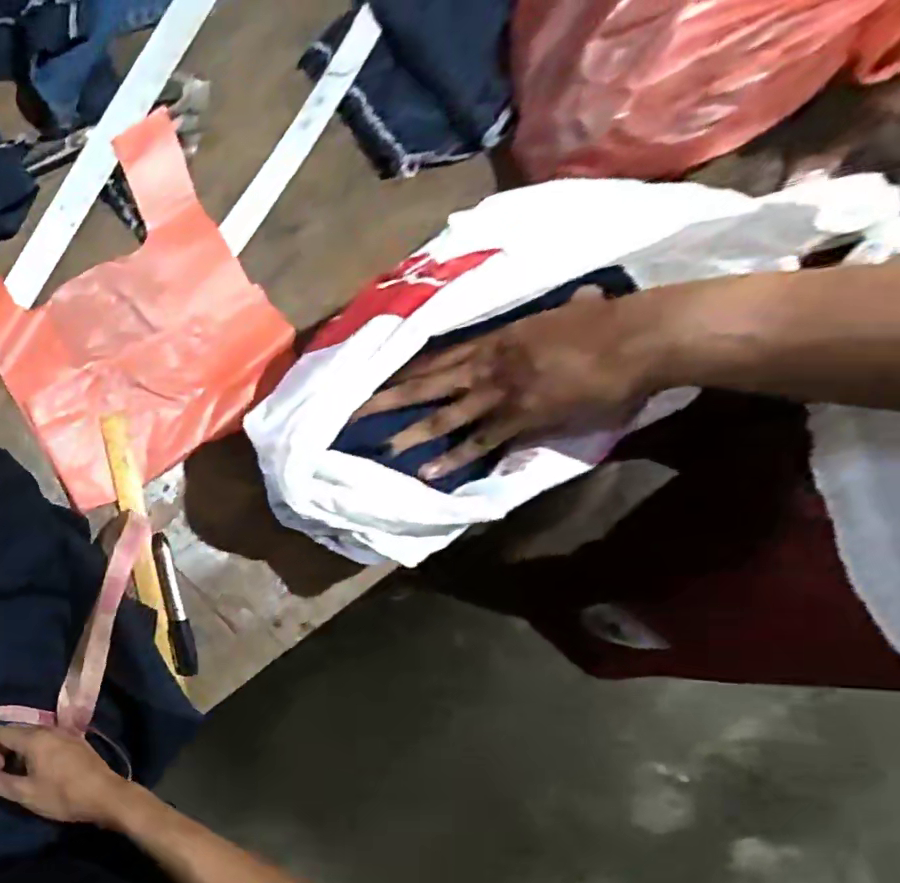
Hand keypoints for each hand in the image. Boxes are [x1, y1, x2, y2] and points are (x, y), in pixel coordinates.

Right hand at [0, 725, 140, 827]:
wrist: (108, 797)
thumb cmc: (64, 795)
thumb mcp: (27, 794)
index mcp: (32, 738)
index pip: (1, 733)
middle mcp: (46, 729)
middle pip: (16, 732)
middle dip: (2, 747)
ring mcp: (64, 733)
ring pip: (33, 735)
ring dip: (20, 749)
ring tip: (18, 771)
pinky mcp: (77, 742)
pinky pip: (48, 739)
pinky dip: (36, 749)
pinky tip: (42, 767)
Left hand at [349, 288, 667, 480]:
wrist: (643, 337)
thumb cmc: (613, 319)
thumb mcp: (573, 309)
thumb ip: (560, 312)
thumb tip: (582, 298)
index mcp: (492, 340)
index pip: (432, 358)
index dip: (400, 372)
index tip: (369, 382)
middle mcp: (484, 367)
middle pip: (422, 386)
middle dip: (384, 401)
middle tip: (350, 415)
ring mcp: (499, 394)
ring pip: (442, 418)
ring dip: (411, 435)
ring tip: (382, 448)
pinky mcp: (521, 418)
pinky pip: (479, 443)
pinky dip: (454, 460)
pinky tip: (429, 474)